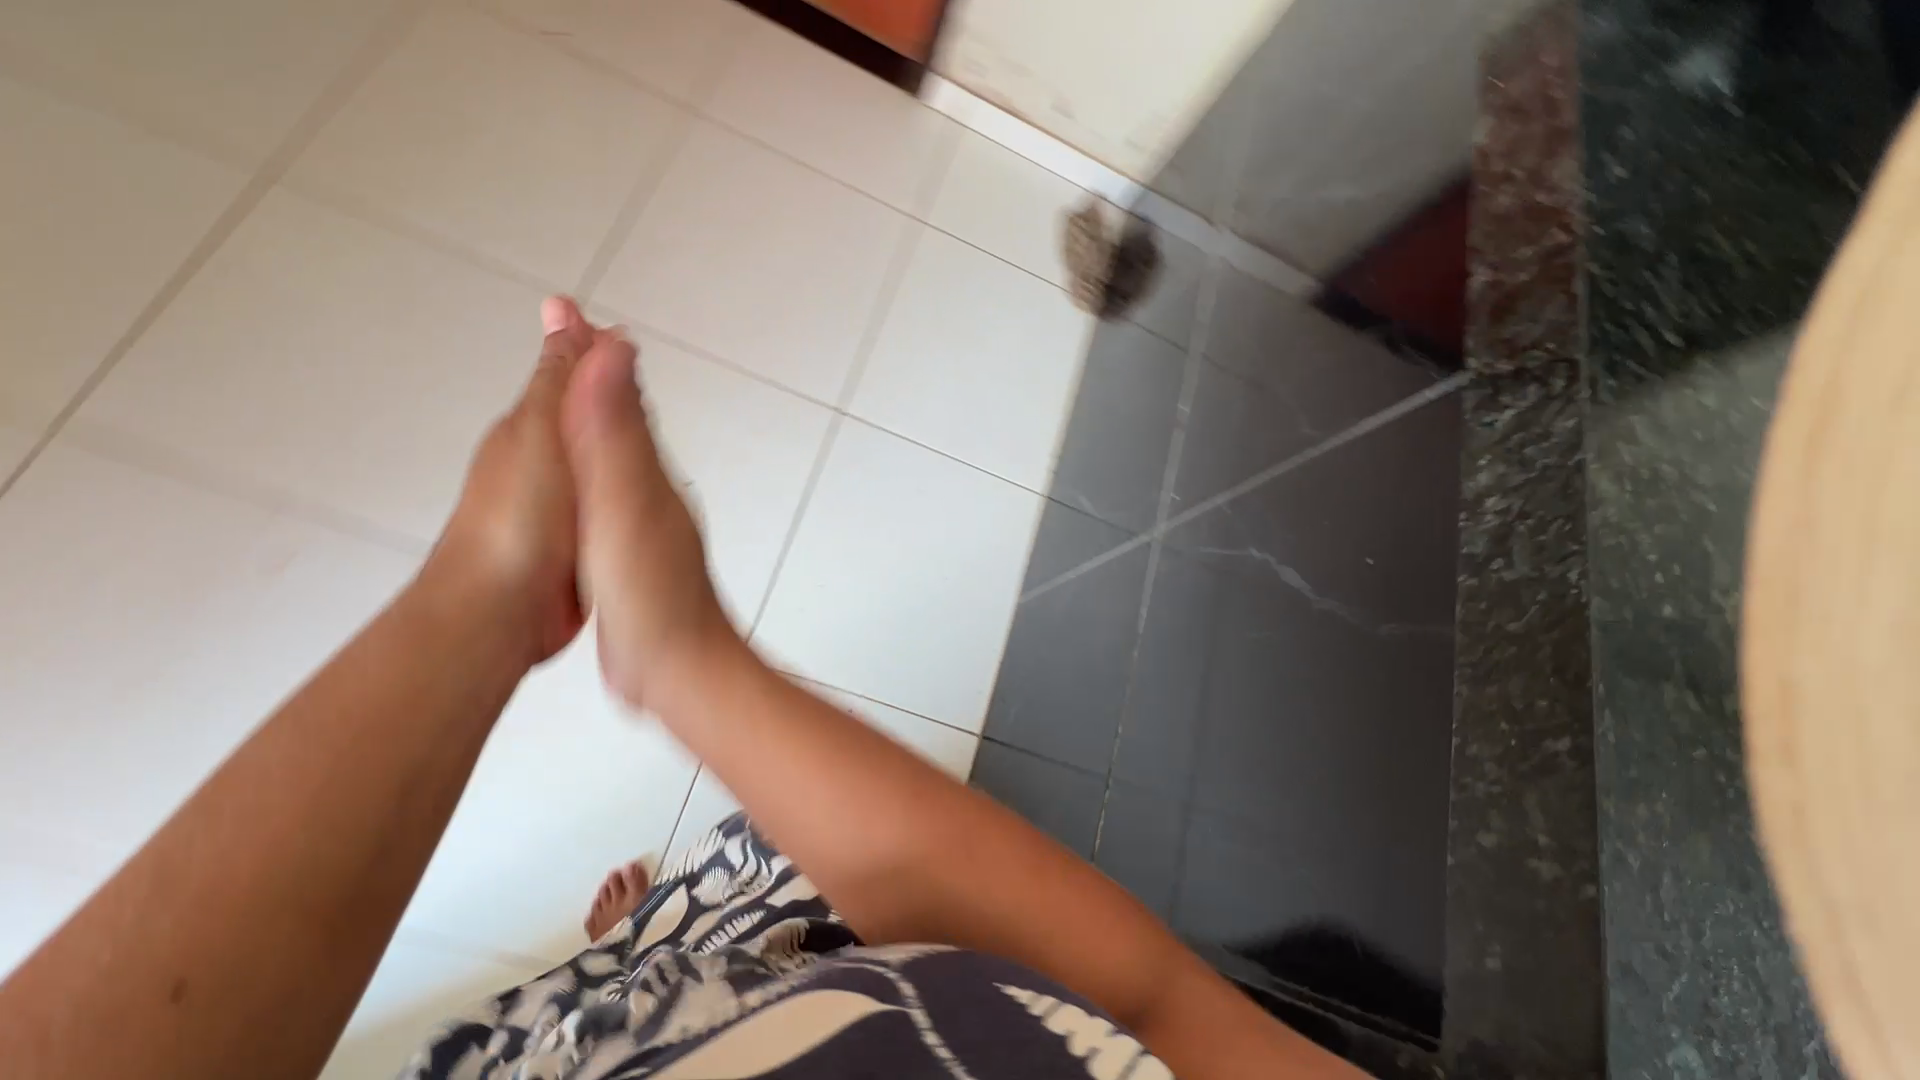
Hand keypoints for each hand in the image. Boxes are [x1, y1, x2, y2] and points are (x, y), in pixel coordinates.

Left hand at [423, 297, 613, 665]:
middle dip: (608, 396)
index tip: (625, 337)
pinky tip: (640, 492)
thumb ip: (561, 380)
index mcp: (529, 428)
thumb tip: (567, 310)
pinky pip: (602, 502)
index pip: (565, 375)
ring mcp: (556, 504)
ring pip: (594, 461)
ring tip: (653, 433)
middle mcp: (540, 460)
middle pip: (581, 417)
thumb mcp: (542, 432)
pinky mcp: (575, 541)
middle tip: (645, 381)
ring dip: (615, 443)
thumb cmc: (521, 515)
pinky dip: (618, 487)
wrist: (501, 608)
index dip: (593, 353)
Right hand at [559, 304, 738, 708]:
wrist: (680, 670)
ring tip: (565, 402)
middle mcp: (649, 490)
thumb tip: (614, 349)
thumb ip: (614, 433)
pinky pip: (603, 502)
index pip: (615, 393)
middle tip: (562, 341)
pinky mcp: (626, 560)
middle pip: (617, 418)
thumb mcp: (624, 505)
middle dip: (590, 376)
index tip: (562, 306)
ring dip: (590, 423)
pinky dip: (587, 476)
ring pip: (612, 459)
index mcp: (644, 471)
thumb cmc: (651, 595)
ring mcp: (641, 525)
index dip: (587, 349)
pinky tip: (577, 490)